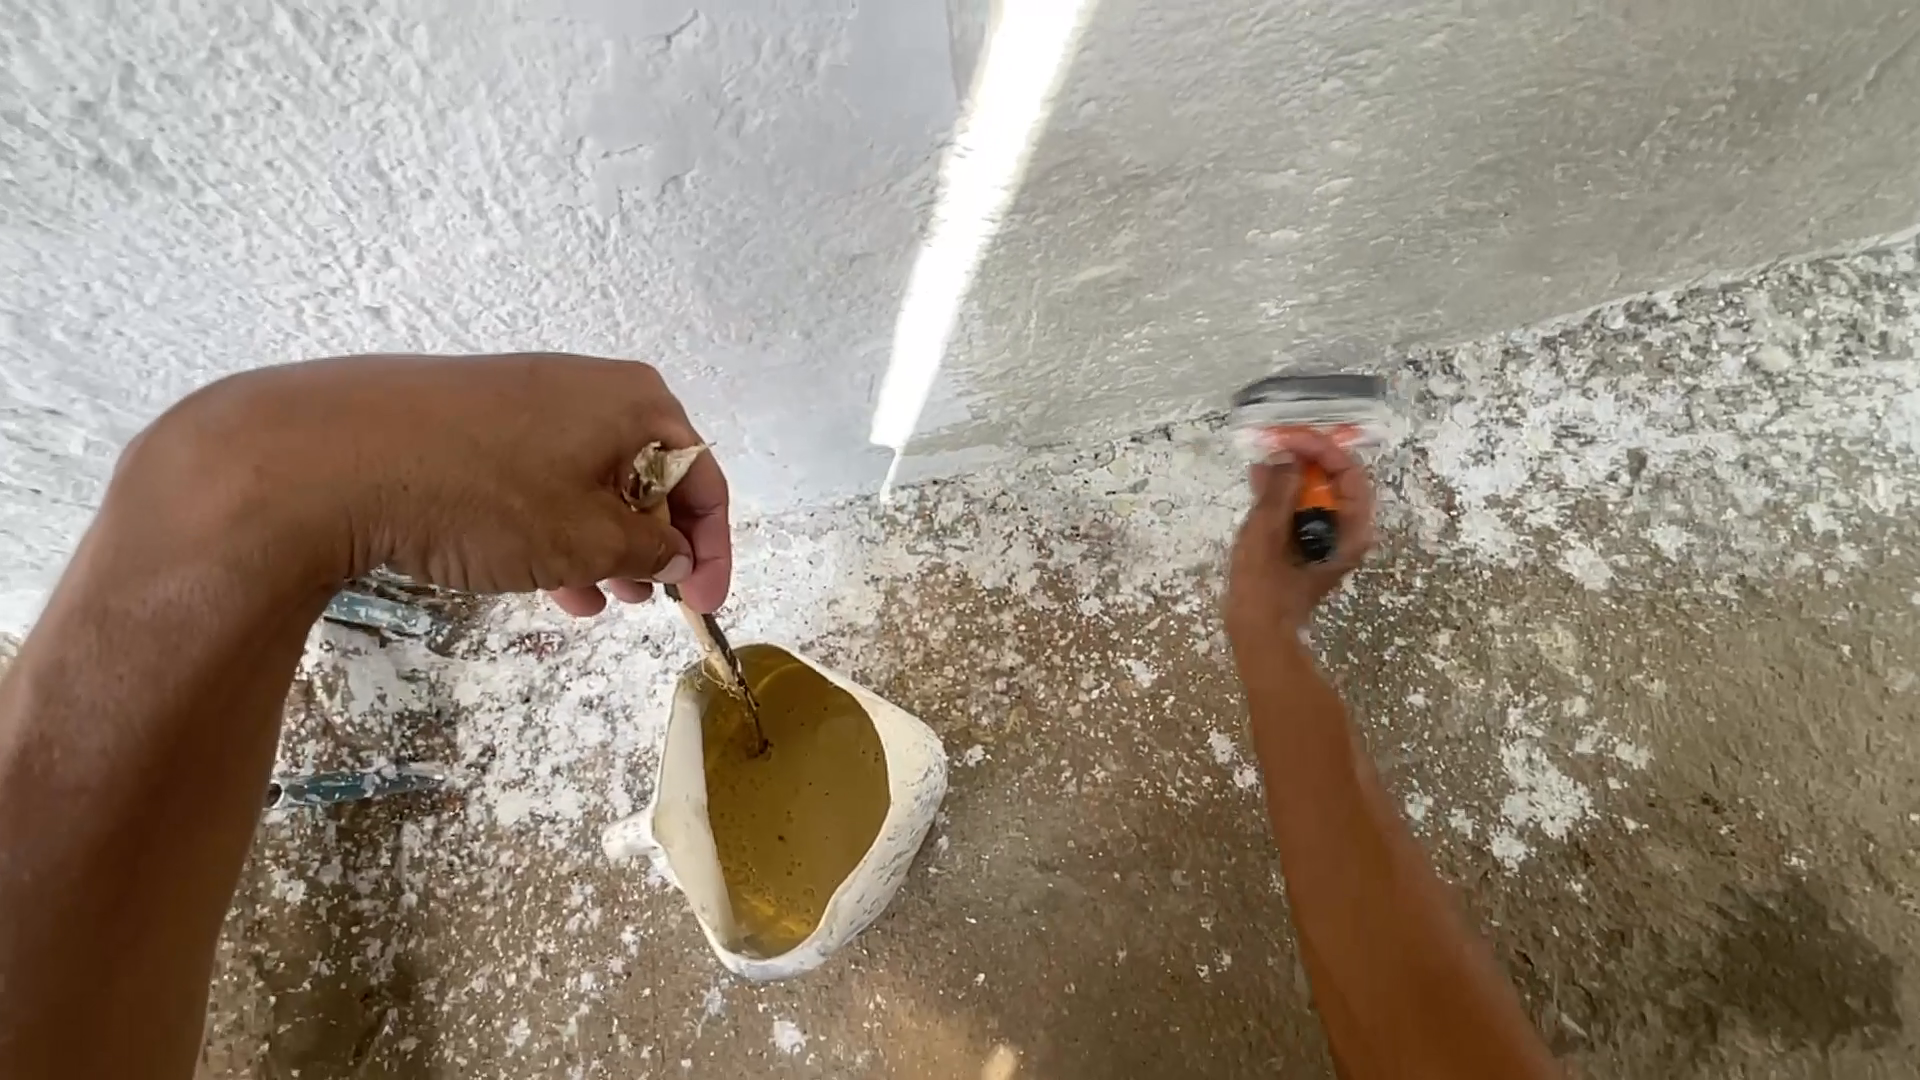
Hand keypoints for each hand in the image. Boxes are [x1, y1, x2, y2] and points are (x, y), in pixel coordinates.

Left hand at [126, 353, 731, 613]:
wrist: (315, 459)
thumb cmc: (486, 496)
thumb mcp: (589, 539)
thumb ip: (653, 552)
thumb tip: (678, 558)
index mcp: (640, 403)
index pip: (704, 481)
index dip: (712, 549)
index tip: (706, 603)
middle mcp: (595, 389)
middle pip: (652, 480)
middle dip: (655, 549)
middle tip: (650, 601)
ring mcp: (532, 400)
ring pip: (596, 484)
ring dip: (606, 547)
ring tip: (598, 600)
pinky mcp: (481, 418)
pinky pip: (546, 478)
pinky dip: (558, 529)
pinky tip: (547, 579)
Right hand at [1224, 428, 1374, 649]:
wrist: (1258, 632)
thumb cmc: (1263, 586)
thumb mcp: (1266, 531)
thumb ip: (1279, 490)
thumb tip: (1286, 457)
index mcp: (1351, 530)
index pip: (1348, 472)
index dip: (1319, 449)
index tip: (1288, 438)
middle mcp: (1348, 532)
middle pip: (1336, 480)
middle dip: (1306, 457)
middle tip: (1275, 443)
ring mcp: (1329, 540)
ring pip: (1319, 493)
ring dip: (1293, 473)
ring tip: (1262, 460)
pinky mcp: (1310, 547)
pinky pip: (1304, 509)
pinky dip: (1285, 494)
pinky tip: (1259, 483)